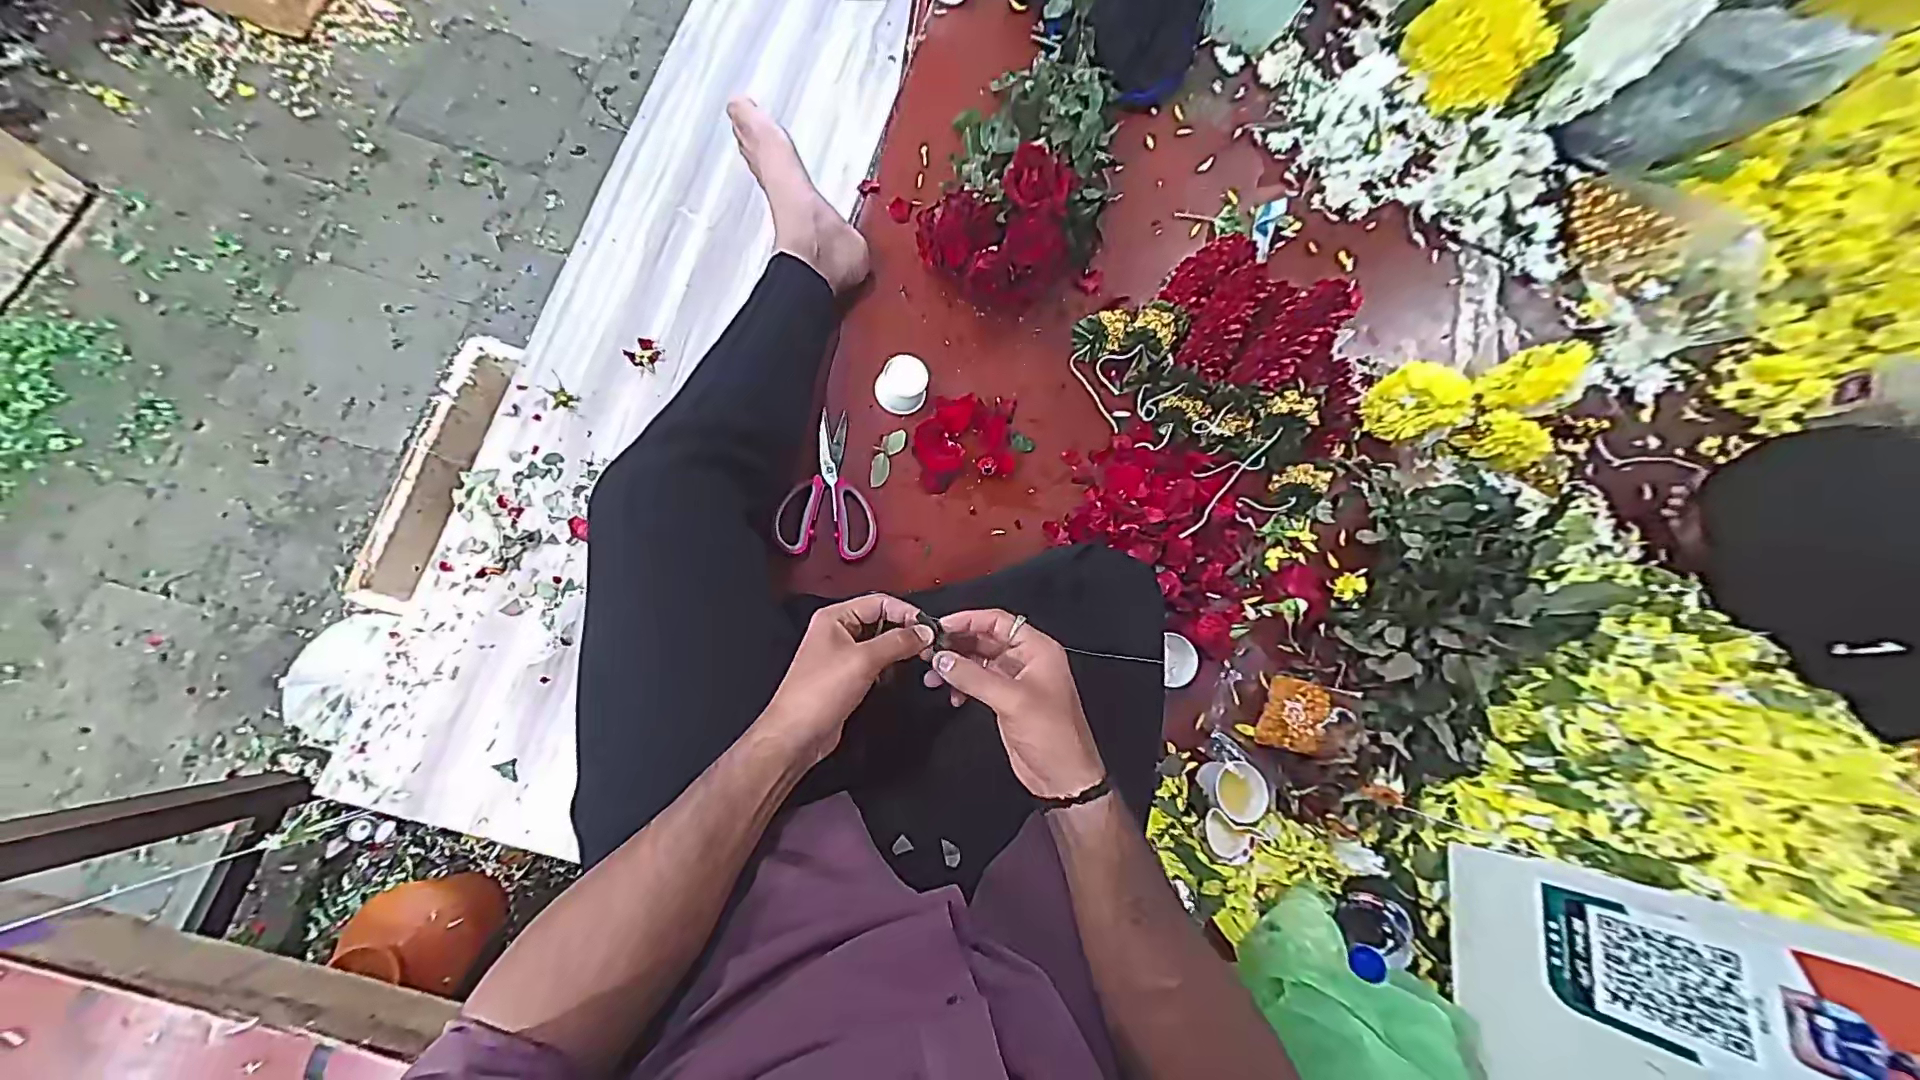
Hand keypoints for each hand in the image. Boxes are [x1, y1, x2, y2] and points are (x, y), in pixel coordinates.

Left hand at [757, 594, 932, 767]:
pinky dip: (890, 666)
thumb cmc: (815, 695)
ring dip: (899, 649)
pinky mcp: (848, 675)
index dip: (906, 612)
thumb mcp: (863, 660)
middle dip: (905, 631)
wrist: (797, 735)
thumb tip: (922, 632)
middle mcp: (838, 632)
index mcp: (834, 617)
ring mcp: (843, 654)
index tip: (927, 627)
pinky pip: (876, 662)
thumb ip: (897, 642)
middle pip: (882, 620)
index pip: (880, 602)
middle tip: (926, 644)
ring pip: (881, 642)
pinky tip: (897, 675)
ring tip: (917, 658)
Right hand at [924, 609, 1105, 799]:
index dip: (969, 620)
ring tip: (933, 673)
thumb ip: (974, 677)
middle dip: (957, 643)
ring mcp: (1016, 680)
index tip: (941, 626)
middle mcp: (1027, 660)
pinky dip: (962, 684)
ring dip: (956, 665)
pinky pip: (978, 681)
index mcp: (1038, 650)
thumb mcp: (1011, 700)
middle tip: (930, 650)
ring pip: (979, 660)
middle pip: (986, 639)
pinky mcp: (1006, 699)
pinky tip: (951, 694)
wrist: (1063, 777)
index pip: (999, 621)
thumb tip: (943, 659)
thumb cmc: (1053, 736)